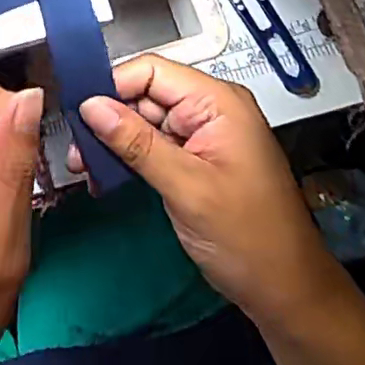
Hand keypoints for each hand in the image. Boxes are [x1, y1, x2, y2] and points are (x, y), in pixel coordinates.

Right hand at [68, 55, 337, 325]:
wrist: (287, 293)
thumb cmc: (249, 238)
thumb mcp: (186, 187)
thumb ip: (136, 142)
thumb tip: (90, 106)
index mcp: (217, 102)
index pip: (152, 71)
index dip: (113, 86)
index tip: (79, 113)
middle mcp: (209, 109)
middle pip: (145, 95)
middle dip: (108, 119)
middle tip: (77, 151)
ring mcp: (202, 135)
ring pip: (144, 122)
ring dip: (114, 142)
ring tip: (85, 168)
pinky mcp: (195, 159)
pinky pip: (153, 145)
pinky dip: (129, 158)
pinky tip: (106, 176)